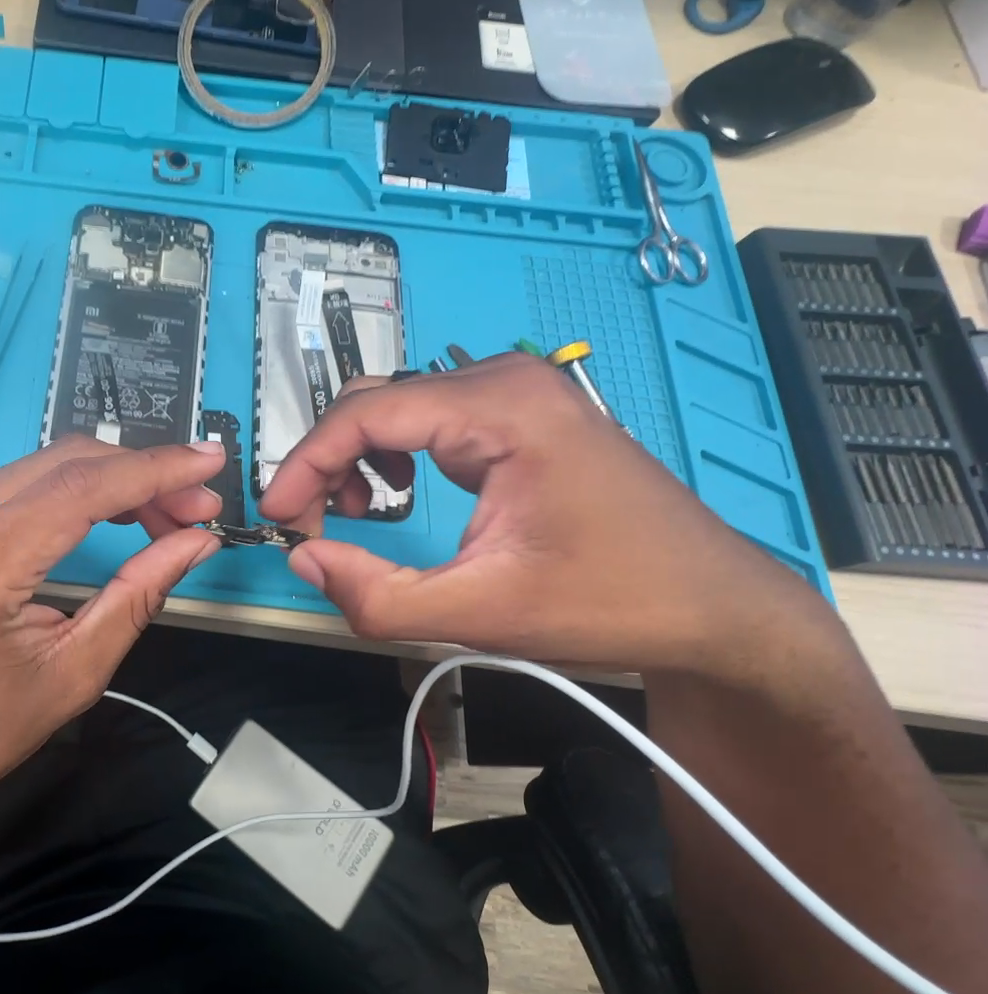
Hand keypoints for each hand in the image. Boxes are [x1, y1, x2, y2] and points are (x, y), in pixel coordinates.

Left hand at [0, 436, 226, 841]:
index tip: (211, 463)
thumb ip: (139, 596)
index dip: (153, 470)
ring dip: (115, 478)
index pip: (78, 489)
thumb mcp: (75, 672)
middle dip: (143, 474)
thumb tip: (198, 540)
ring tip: (170, 515)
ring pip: (48, 463)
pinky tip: (120, 511)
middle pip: (65, 462)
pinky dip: (81, 487)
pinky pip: (26, 480)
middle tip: (198, 508)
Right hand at [258, 353, 848, 675]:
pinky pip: (427, 415)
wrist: (716, 607)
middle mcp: (504, 380)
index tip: (277, 517)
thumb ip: (377, 596)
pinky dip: (391, 452)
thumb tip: (302, 559)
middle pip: (375, 400)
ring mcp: (516, 392)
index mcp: (501, 409)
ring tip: (351, 512)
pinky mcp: (519, 413)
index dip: (306, 464)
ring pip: (396, 404)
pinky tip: (396, 493)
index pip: (366, 414)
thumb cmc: (610, 603)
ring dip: (356, 456)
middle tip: (310, 525)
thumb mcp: (481, 612)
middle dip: (326, 461)